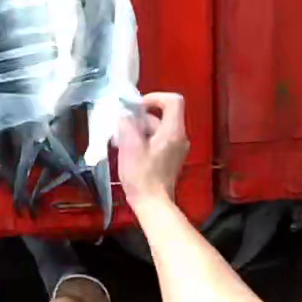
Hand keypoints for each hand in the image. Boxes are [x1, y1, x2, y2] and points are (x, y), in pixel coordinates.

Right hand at [116, 92, 188, 207]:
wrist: (153, 204)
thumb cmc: (142, 175)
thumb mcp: (130, 147)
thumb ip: (127, 125)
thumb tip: (125, 114)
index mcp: (173, 131)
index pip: (173, 101)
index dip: (154, 97)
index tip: (136, 107)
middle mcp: (180, 137)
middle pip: (162, 116)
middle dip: (140, 118)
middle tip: (122, 127)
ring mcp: (177, 148)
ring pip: (158, 128)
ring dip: (140, 130)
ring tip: (122, 140)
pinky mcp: (171, 158)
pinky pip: (159, 140)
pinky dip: (144, 140)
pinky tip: (129, 151)